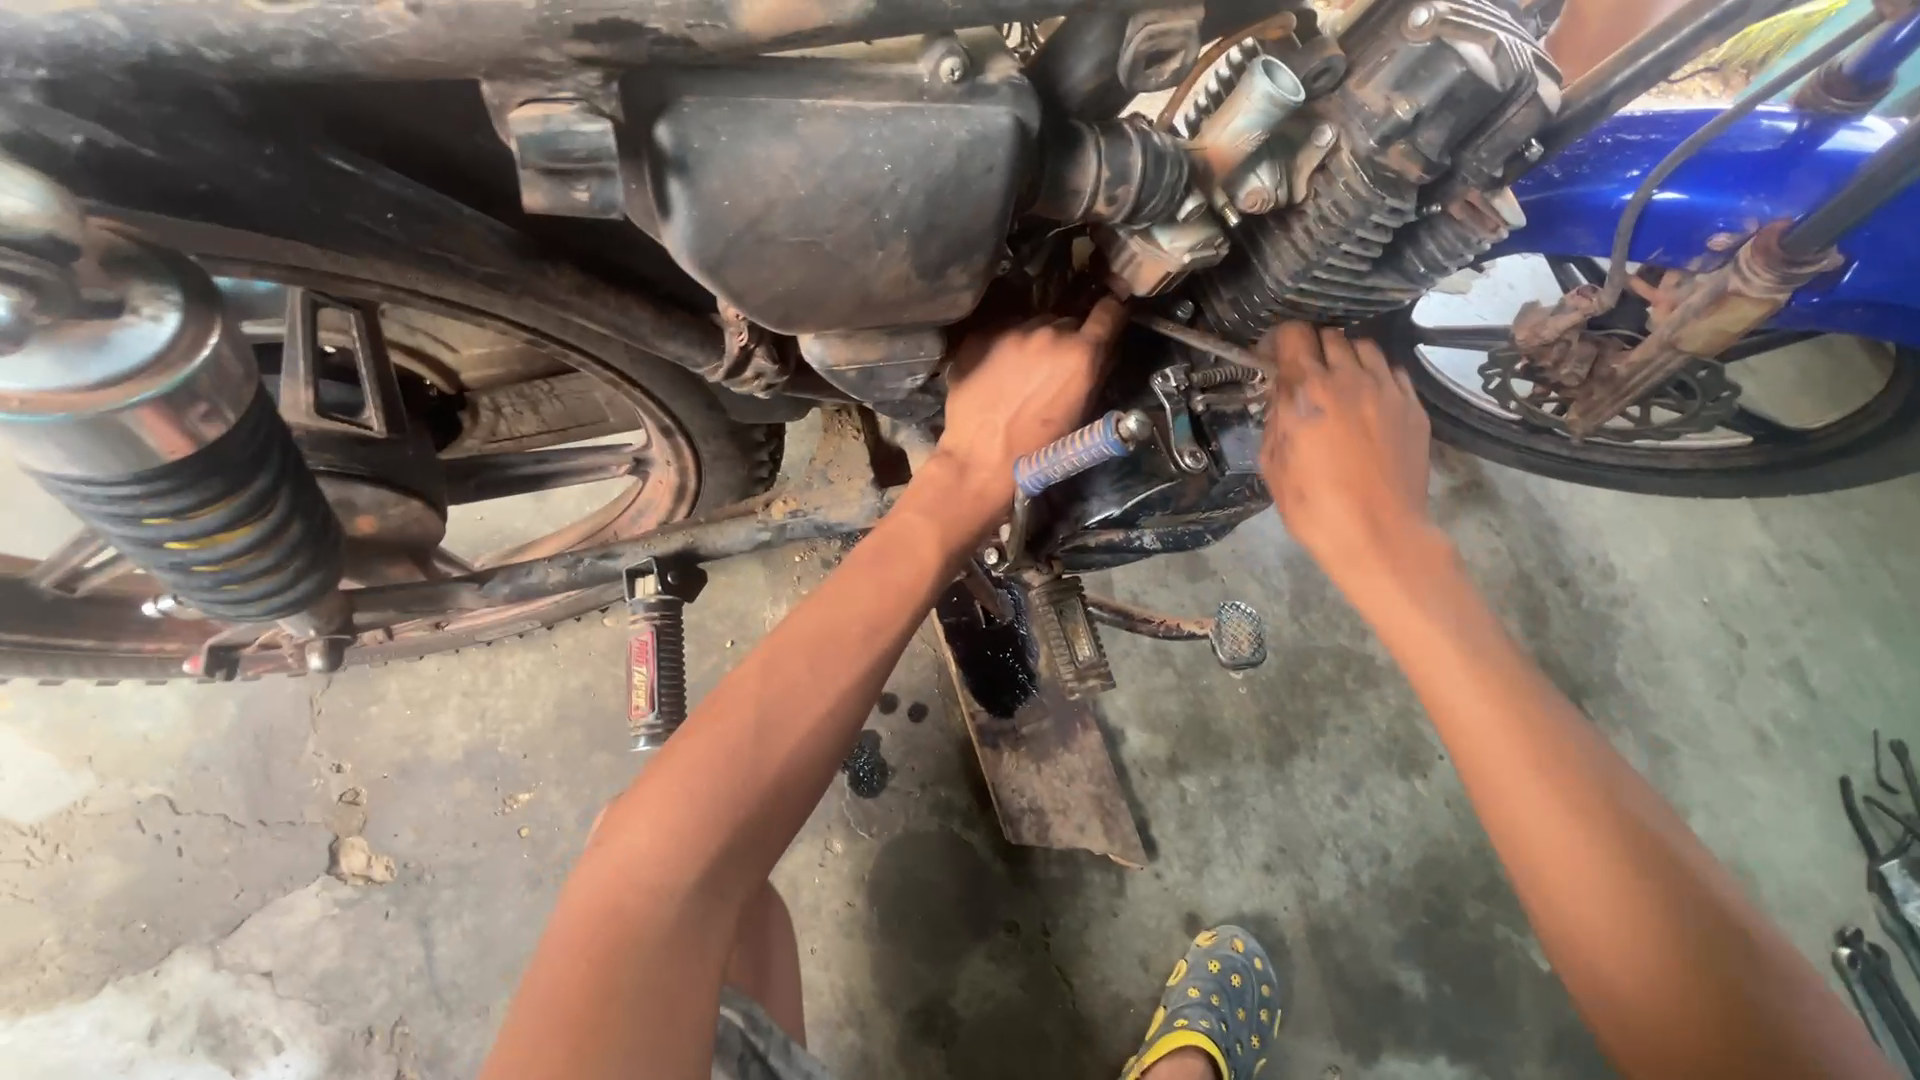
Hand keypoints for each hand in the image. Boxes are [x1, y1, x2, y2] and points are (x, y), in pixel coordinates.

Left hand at [931, 298, 1126, 516]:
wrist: (979, 460)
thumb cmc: (1037, 450)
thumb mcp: (1079, 415)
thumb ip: (1095, 375)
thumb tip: (1104, 352)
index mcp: (1079, 353)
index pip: (1108, 313)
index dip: (1110, 316)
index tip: (1107, 321)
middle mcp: (1047, 333)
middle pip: (1066, 323)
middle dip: (1065, 340)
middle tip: (1055, 367)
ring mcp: (1010, 332)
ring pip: (1032, 326)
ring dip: (1033, 343)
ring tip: (1021, 373)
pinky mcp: (979, 338)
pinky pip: (1000, 333)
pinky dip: (1003, 347)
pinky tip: (996, 373)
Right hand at [1258, 322, 1435, 598]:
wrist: (1378, 534)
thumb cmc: (1314, 507)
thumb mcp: (1273, 465)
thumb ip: (1274, 421)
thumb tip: (1281, 400)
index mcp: (1308, 391)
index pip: (1293, 334)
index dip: (1278, 341)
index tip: (1272, 359)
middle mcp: (1351, 378)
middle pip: (1331, 335)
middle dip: (1312, 349)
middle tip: (1303, 376)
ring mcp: (1388, 390)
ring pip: (1365, 348)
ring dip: (1346, 357)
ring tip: (1338, 383)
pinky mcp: (1414, 407)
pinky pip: (1393, 372)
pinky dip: (1376, 376)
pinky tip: (1367, 400)